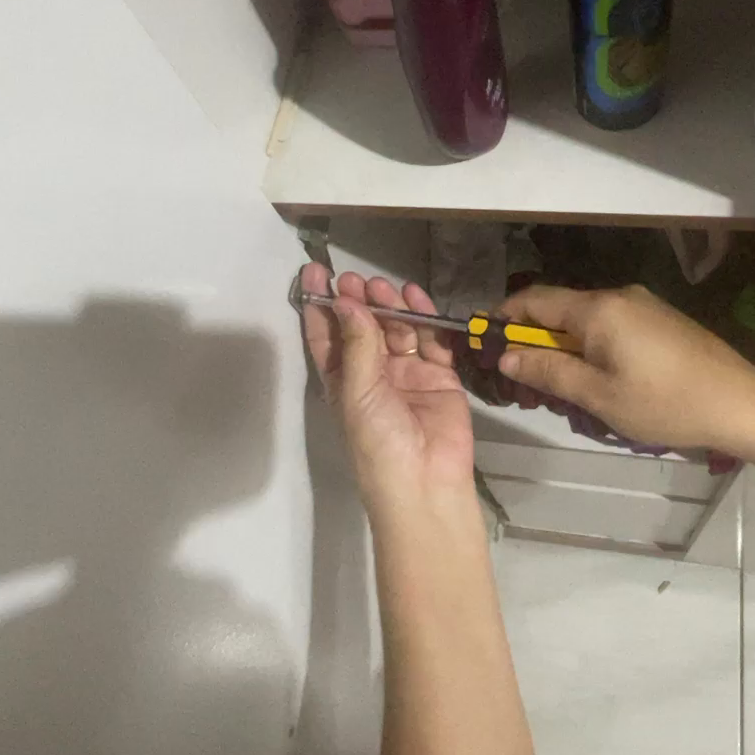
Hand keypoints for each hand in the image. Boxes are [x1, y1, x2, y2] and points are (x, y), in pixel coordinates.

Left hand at [300, 264, 475, 515]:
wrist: (425, 482)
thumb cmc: (378, 442)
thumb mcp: (357, 393)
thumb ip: (356, 344)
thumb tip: (345, 301)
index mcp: (343, 382)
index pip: (326, 336)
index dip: (320, 305)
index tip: (315, 272)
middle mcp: (373, 374)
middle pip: (363, 327)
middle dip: (358, 301)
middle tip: (354, 279)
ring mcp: (408, 373)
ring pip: (397, 328)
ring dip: (389, 306)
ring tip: (382, 287)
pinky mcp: (440, 374)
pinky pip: (431, 339)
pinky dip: (424, 318)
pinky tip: (415, 298)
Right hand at [495, 284, 754, 453]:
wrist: (744, 405)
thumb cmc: (666, 403)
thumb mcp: (599, 396)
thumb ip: (548, 371)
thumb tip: (506, 355)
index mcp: (598, 309)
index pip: (533, 300)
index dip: (504, 319)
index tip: (486, 346)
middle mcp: (618, 296)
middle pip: (558, 311)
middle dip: (535, 343)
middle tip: (525, 385)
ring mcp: (643, 306)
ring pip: (585, 322)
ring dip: (565, 351)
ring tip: (563, 393)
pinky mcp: (660, 321)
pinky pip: (611, 328)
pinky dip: (592, 350)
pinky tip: (601, 384)